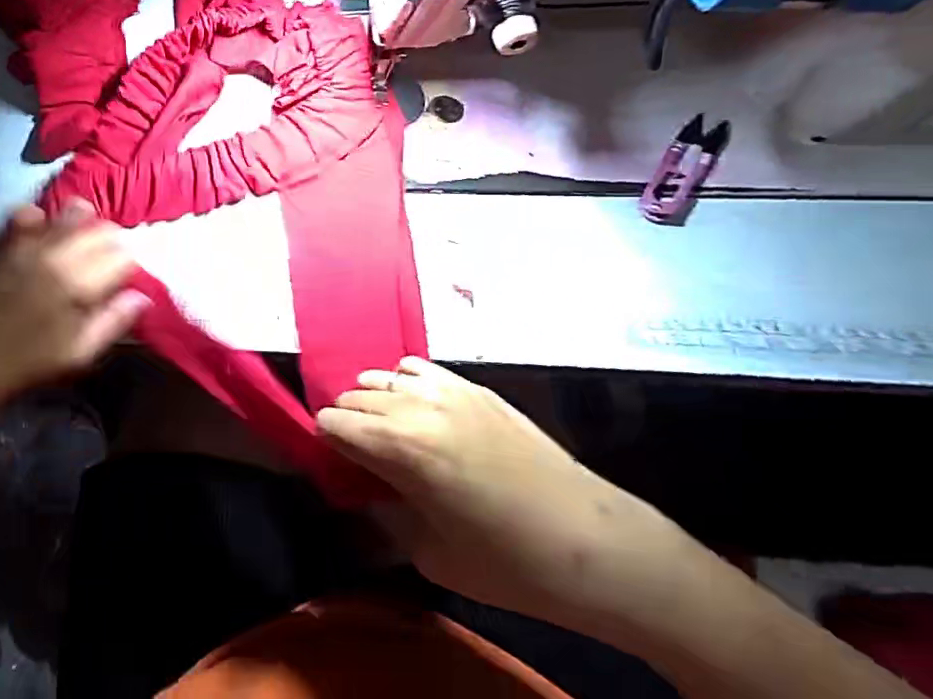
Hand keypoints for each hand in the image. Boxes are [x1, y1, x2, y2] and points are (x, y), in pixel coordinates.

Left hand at [0, 200, 148, 408]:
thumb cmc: (29, 363)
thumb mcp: (79, 352)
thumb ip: (113, 321)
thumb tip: (141, 297)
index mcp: (80, 285)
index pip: (121, 256)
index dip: (129, 261)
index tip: (127, 271)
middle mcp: (57, 257)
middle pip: (98, 230)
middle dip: (110, 238)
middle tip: (110, 253)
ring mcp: (29, 247)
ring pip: (67, 217)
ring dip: (82, 221)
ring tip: (85, 231)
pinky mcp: (5, 245)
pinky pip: (26, 216)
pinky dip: (40, 216)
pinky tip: (43, 220)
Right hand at [316, 358, 695, 635]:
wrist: (602, 550)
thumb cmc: (511, 564)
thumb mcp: (430, 553)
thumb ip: (384, 509)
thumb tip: (364, 486)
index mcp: (400, 446)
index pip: (331, 422)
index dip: (329, 446)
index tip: (343, 470)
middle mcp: (417, 406)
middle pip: (352, 396)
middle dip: (349, 423)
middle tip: (366, 458)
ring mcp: (450, 391)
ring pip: (381, 376)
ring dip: (375, 402)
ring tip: (393, 433)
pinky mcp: (478, 389)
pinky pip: (419, 368)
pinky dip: (407, 385)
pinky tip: (422, 411)